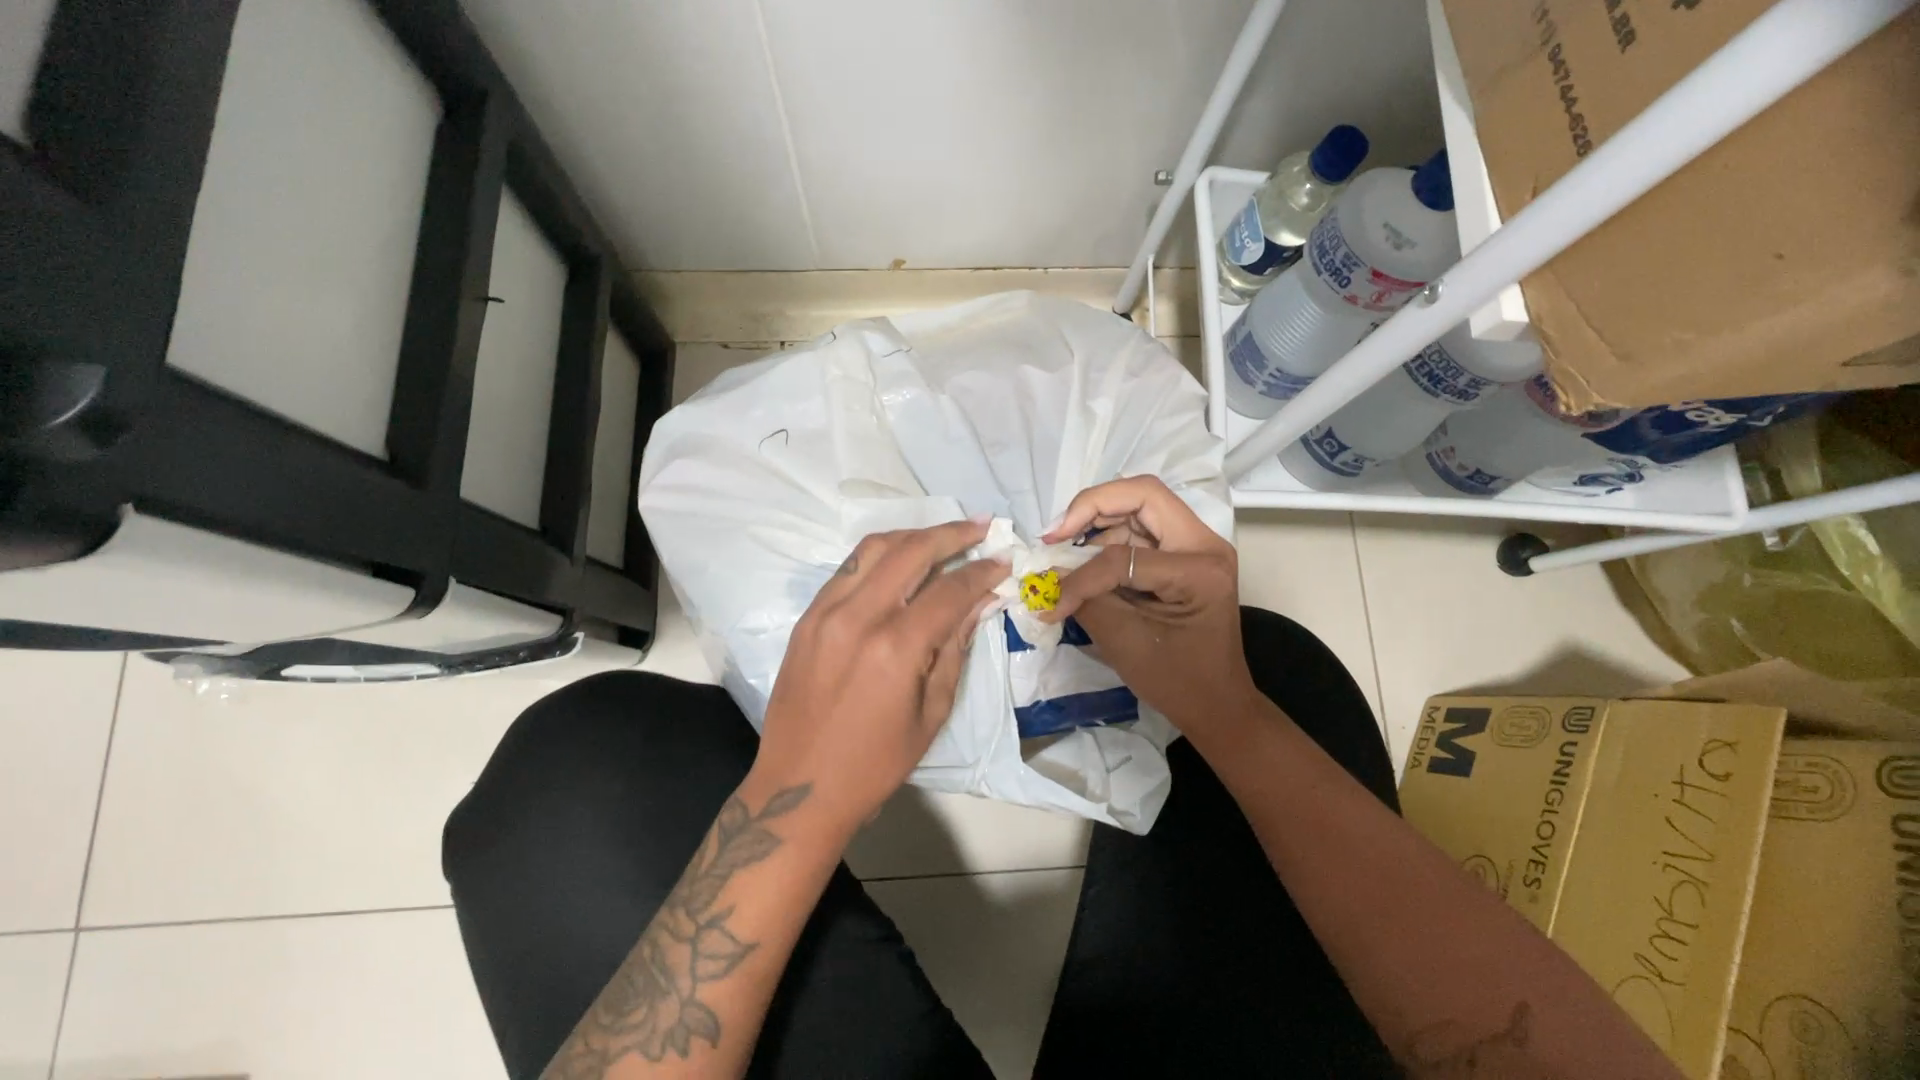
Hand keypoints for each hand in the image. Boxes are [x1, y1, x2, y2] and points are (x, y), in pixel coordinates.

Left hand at [753, 519, 1006, 835]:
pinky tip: (901, 562)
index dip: (982, 571)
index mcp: (894, 647)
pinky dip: (880, 557)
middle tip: (982, 528)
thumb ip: (954, 649)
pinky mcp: (806, 619)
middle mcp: (857, 617)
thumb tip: (979, 602)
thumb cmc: (875, 764)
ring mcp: (824, 613)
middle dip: (951, 534)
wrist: (799, 788)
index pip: (949, 589)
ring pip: (873, 549)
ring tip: (943, 536)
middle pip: (910, 551)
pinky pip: (847, 570)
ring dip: (913, 536)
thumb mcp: (931, 714)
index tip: (1005, 560)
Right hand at [1040, 477, 1259, 740]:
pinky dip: (1107, 538)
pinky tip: (1082, 558)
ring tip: (1062, 548)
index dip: (1080, 574)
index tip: (1050, 600)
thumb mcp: (1125, 641)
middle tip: (1054, 534)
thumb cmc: (1177, 681)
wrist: (1217, 706)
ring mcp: (1196, 546)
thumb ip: (1084, 600)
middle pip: (1143, 495)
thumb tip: (1044, 577)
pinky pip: (1140, 530)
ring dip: (1097, 522)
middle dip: (1091, 508)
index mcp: (1200, 569)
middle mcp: (1205, 544)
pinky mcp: (1183, 555)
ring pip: (1139, 507)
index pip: (1125, 553)